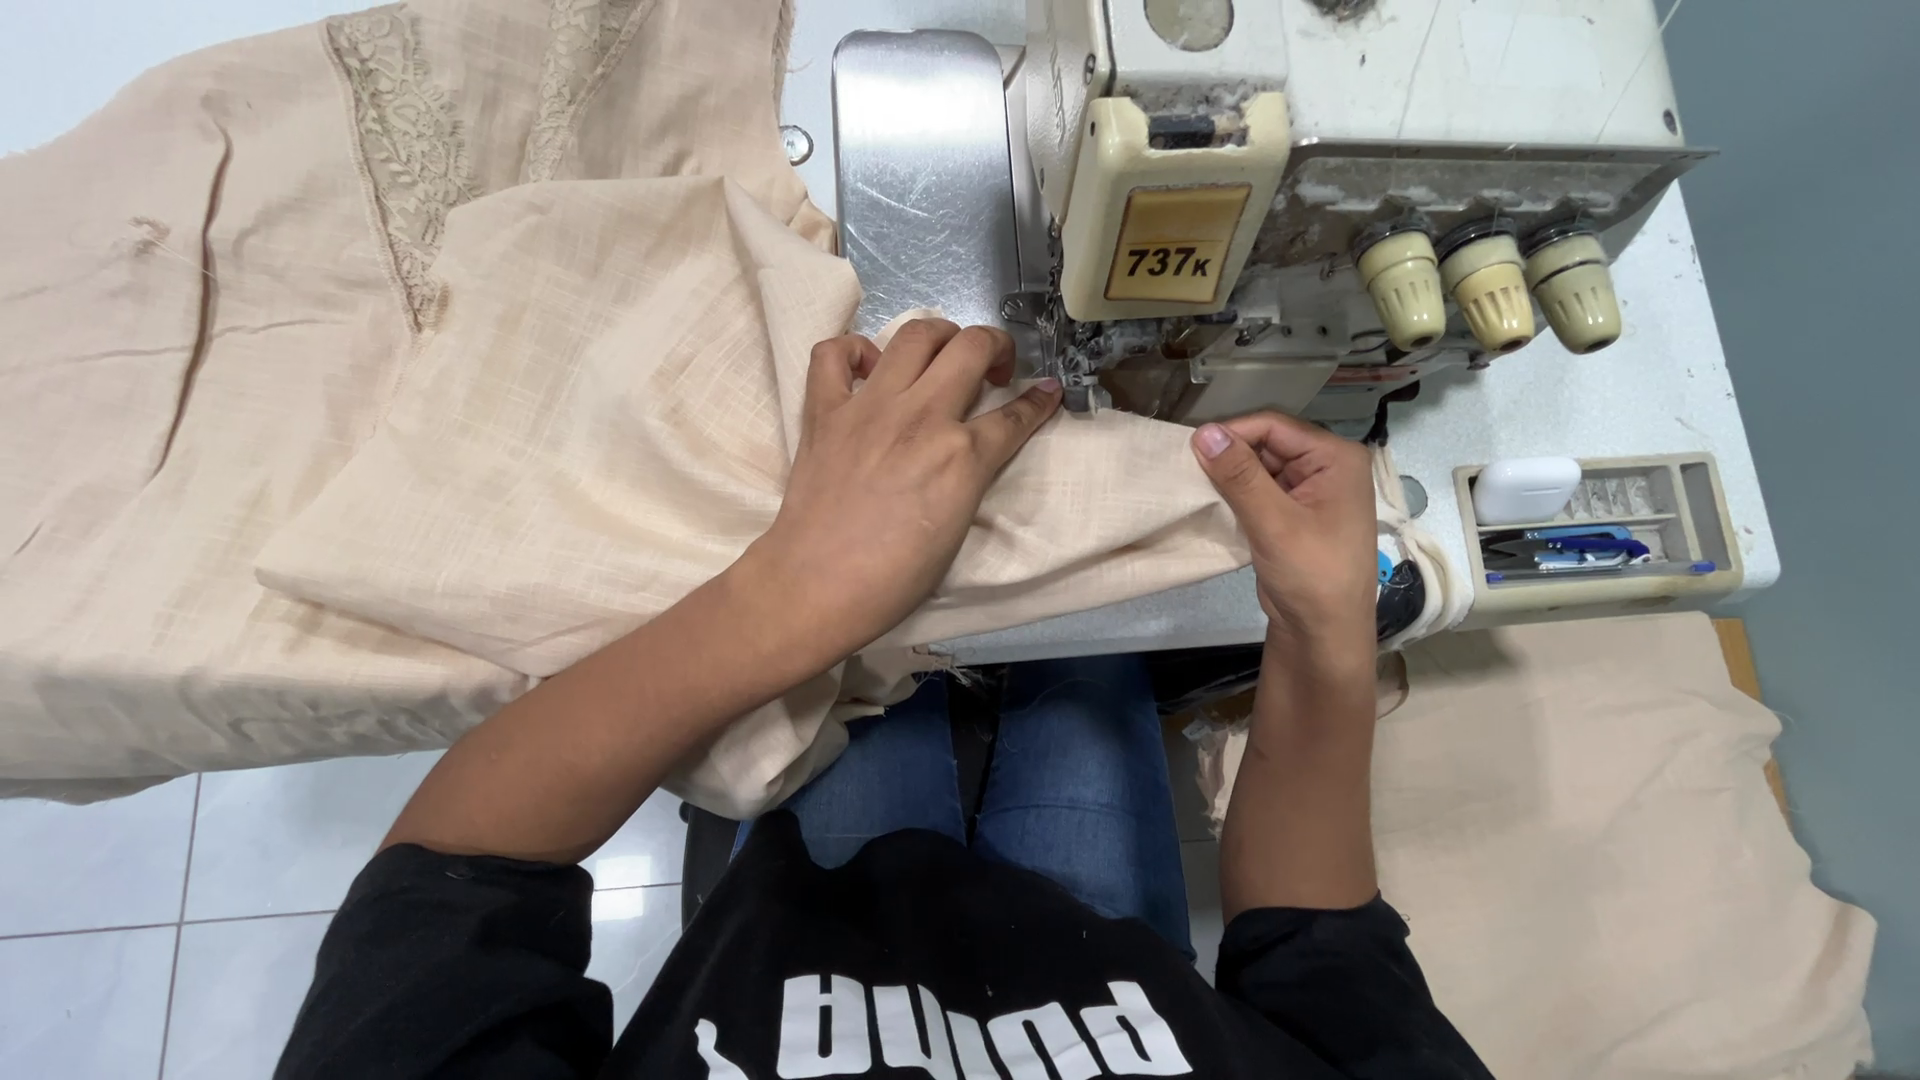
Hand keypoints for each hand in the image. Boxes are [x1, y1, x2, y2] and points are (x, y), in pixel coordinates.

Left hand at [738, 319, 1061, 666]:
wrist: (815, 587)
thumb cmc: (893, 580)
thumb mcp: (956, 530)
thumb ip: (973, 478)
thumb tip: (982, 449)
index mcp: (961, 457)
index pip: (1014, 416)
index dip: (1039, 401)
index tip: (1048, 391)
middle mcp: (921, 417)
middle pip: (972, 348)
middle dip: (997, 346)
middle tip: (995, 369)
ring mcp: (869, 407)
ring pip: (915, 334)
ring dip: (941, 335)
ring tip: (943, 355)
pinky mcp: (825, 410)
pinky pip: (835, 353)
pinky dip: (855, 351)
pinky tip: (868, 370)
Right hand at [1190, 413, 1376, 663]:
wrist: (1323, 632)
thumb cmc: (1311, 575)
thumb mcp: (1274, 522)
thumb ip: (1239, 475)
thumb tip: (1203, 432)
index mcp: (1336, 458)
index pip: (1274, 426)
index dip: (1232, 433)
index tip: (1189, 448)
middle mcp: (1326, 466)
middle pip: (1266, 443)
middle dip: (1229, 455)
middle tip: (1187, 468)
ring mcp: (1309, 491)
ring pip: (1258, 467)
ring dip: (1228, 476)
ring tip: (1193, 484)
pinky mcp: (1292, 513)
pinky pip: (1258, 490)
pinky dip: (1234, 494)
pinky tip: (1210, 503)